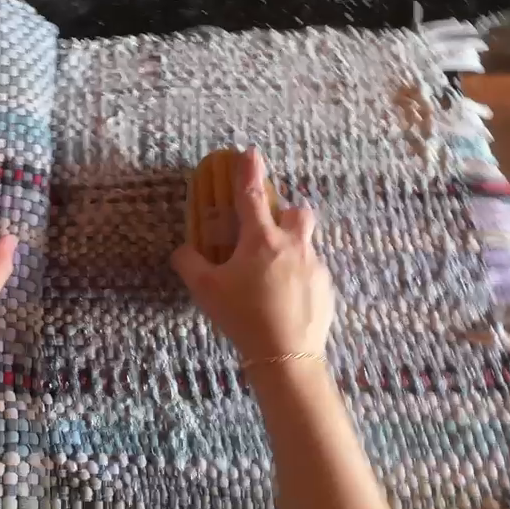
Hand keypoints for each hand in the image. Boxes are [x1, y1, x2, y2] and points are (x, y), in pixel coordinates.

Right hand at [171, 149, 334, 362]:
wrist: (286, 357)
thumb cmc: (242, 316)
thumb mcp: (204, 289)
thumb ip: (189, 262)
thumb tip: (183, 250)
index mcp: (260, 239)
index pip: (252, 194)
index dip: (249, 170)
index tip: (250, 151)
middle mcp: (292, 245)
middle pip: (298, 212)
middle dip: (287, 212)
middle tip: (269, 229)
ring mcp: (314, 267)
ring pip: (307, 243)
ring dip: (292, 246)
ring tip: (274, 272)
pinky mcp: (327, 290)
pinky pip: (312, 272)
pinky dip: (298, 277)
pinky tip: (284, 300)